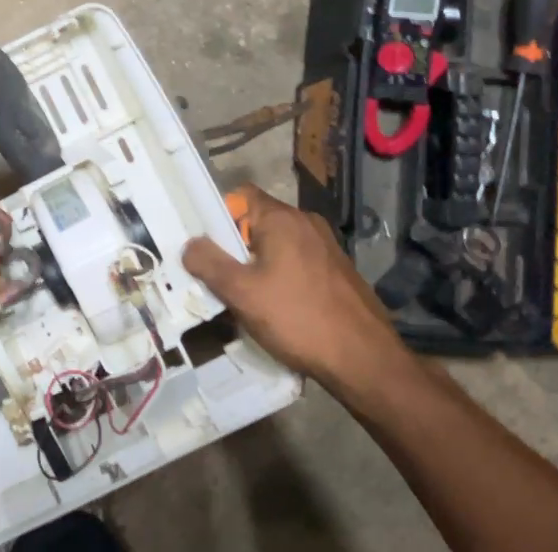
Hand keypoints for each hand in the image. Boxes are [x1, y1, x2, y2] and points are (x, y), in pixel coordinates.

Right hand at [182, 184, 404, 390]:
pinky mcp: (339, 271)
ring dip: (258, 265)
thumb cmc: (299, 319)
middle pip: (258, 222)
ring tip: (247, 298)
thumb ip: (208, 263)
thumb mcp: (241, 293)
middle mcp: (307, 223)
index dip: (218, 216)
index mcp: (282, 218)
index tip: (206, 247)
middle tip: (220, 277)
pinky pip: (298, 263)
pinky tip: (279, 309)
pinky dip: (282, 277)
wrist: (366, 362)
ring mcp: (327, 247)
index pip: (240, 195)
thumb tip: (190, 245)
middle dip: (235, 246)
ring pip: (278, 245)